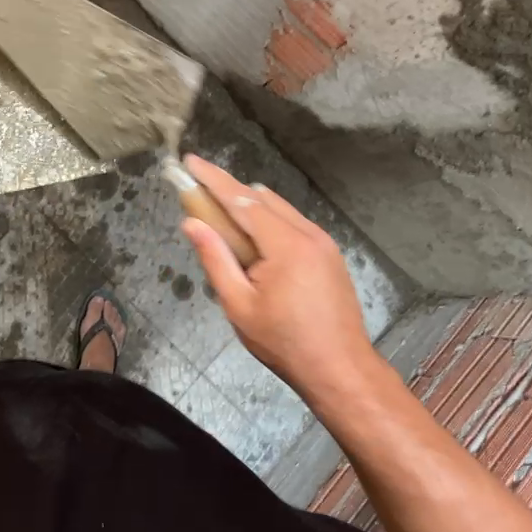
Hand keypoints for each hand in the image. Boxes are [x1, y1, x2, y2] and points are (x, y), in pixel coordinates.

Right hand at [178, 156, 376, 398]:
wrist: (341, 369)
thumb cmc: (284, 342)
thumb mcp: (238, 304)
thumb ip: (215, 259)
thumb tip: (192, 224)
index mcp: (286, 245)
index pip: (242, 200)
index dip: (213, 179)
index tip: (190, 161)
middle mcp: (308, 234)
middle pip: (261, 198)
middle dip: (228, 189)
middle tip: (197, 187)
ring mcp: (324, 243)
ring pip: (279, 209)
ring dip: (249, 204)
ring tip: (220, 212)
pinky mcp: (329, 255)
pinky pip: (293, 223)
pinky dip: (268, 219)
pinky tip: (252, 234)